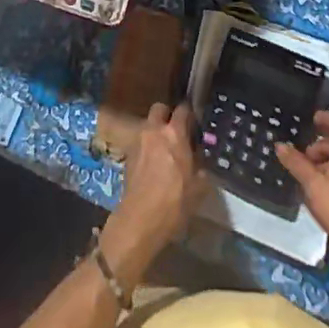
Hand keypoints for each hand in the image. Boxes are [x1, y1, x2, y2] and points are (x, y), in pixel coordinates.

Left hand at [101, 103, 206, 281]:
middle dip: (167, 115)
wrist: (141, 218)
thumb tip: (199, 158)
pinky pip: (141, 141)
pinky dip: (148, 145)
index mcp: (173, 133)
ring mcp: (138, 141)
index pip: (183, 109)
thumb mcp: (199, 186)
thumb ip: (200, 165)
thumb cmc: (175, 201)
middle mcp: (153, 131)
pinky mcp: (128, 154)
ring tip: (167, 148)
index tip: (196, 119)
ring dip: (156, 131)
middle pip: (159, 109)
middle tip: (177, 130)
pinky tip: (155, 162)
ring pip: (148, 125)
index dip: (190, 112)